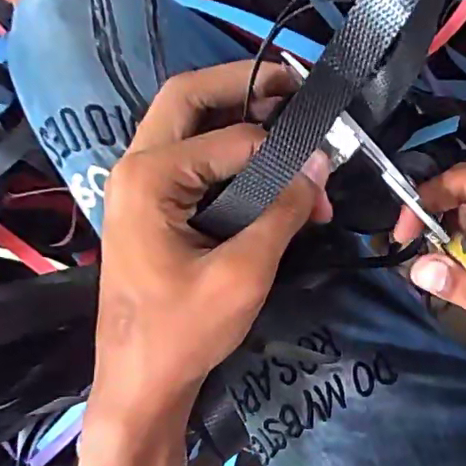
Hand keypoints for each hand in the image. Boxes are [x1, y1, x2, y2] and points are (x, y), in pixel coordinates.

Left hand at [93, 62, 330, 415]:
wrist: (141, 381)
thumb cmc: (183, 332)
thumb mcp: (243, 273)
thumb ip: (283, 213)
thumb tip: (320, 164)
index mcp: (150, 177)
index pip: (233, 137)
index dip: (287, 150)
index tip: (329, 172)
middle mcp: (136, 167)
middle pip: (188, 99)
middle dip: (242, 85)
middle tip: (293, 87)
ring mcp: (139, 187)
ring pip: (186, 124)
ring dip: (234, 114)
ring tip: (285, 118)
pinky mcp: (151, 208)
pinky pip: (191, 160)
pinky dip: (228, 153)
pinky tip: (264, 167)